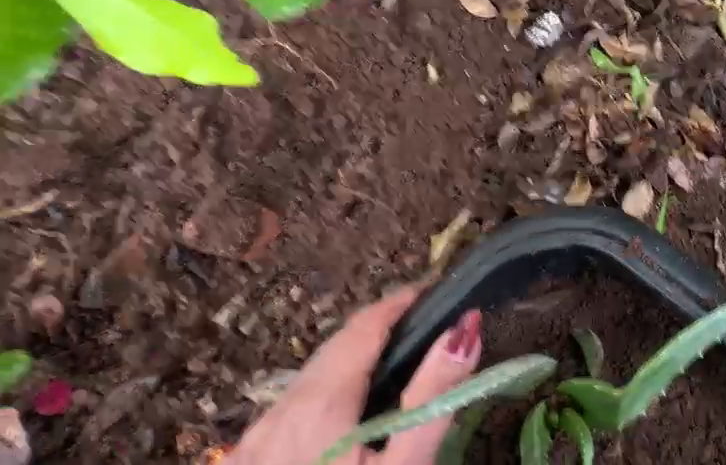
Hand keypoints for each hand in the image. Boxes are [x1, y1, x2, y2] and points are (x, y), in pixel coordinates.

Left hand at [230, 287, 481, 464]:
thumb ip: (436, 397)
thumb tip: (468, 326)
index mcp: (318, 405)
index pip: (365, 325)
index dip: (406, 300)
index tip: (445, 290)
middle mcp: (275, 414)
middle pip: (335, 348)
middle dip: (384, 329)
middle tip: (434, 327)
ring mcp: (248, 445)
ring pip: (310, 381)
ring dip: (356, 363)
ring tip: (403, 371)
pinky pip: (290, 412)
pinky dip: (329, 395)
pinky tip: (353, 421)